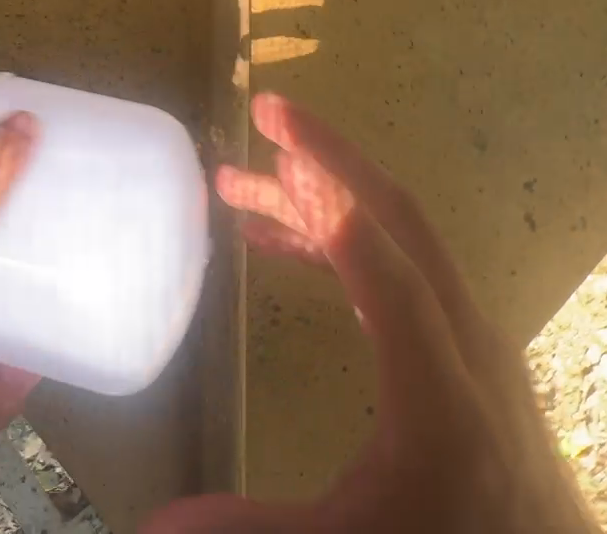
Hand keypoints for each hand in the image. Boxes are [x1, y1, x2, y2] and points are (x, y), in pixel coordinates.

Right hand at [148, 95, 598, 533]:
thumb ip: (249, 528)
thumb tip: (147, 525)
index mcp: (439, 396)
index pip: (391, 286)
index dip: (335, 218)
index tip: (283, 157)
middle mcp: (460, 343)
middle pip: (400, 225)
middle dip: (328, 160)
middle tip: (264, 113)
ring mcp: (460, 331)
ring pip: (394, 232)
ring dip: (318, 191)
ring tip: (238, 178)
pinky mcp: (449, 331)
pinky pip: (390, 259)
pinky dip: (331, 232)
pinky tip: (273, 238)